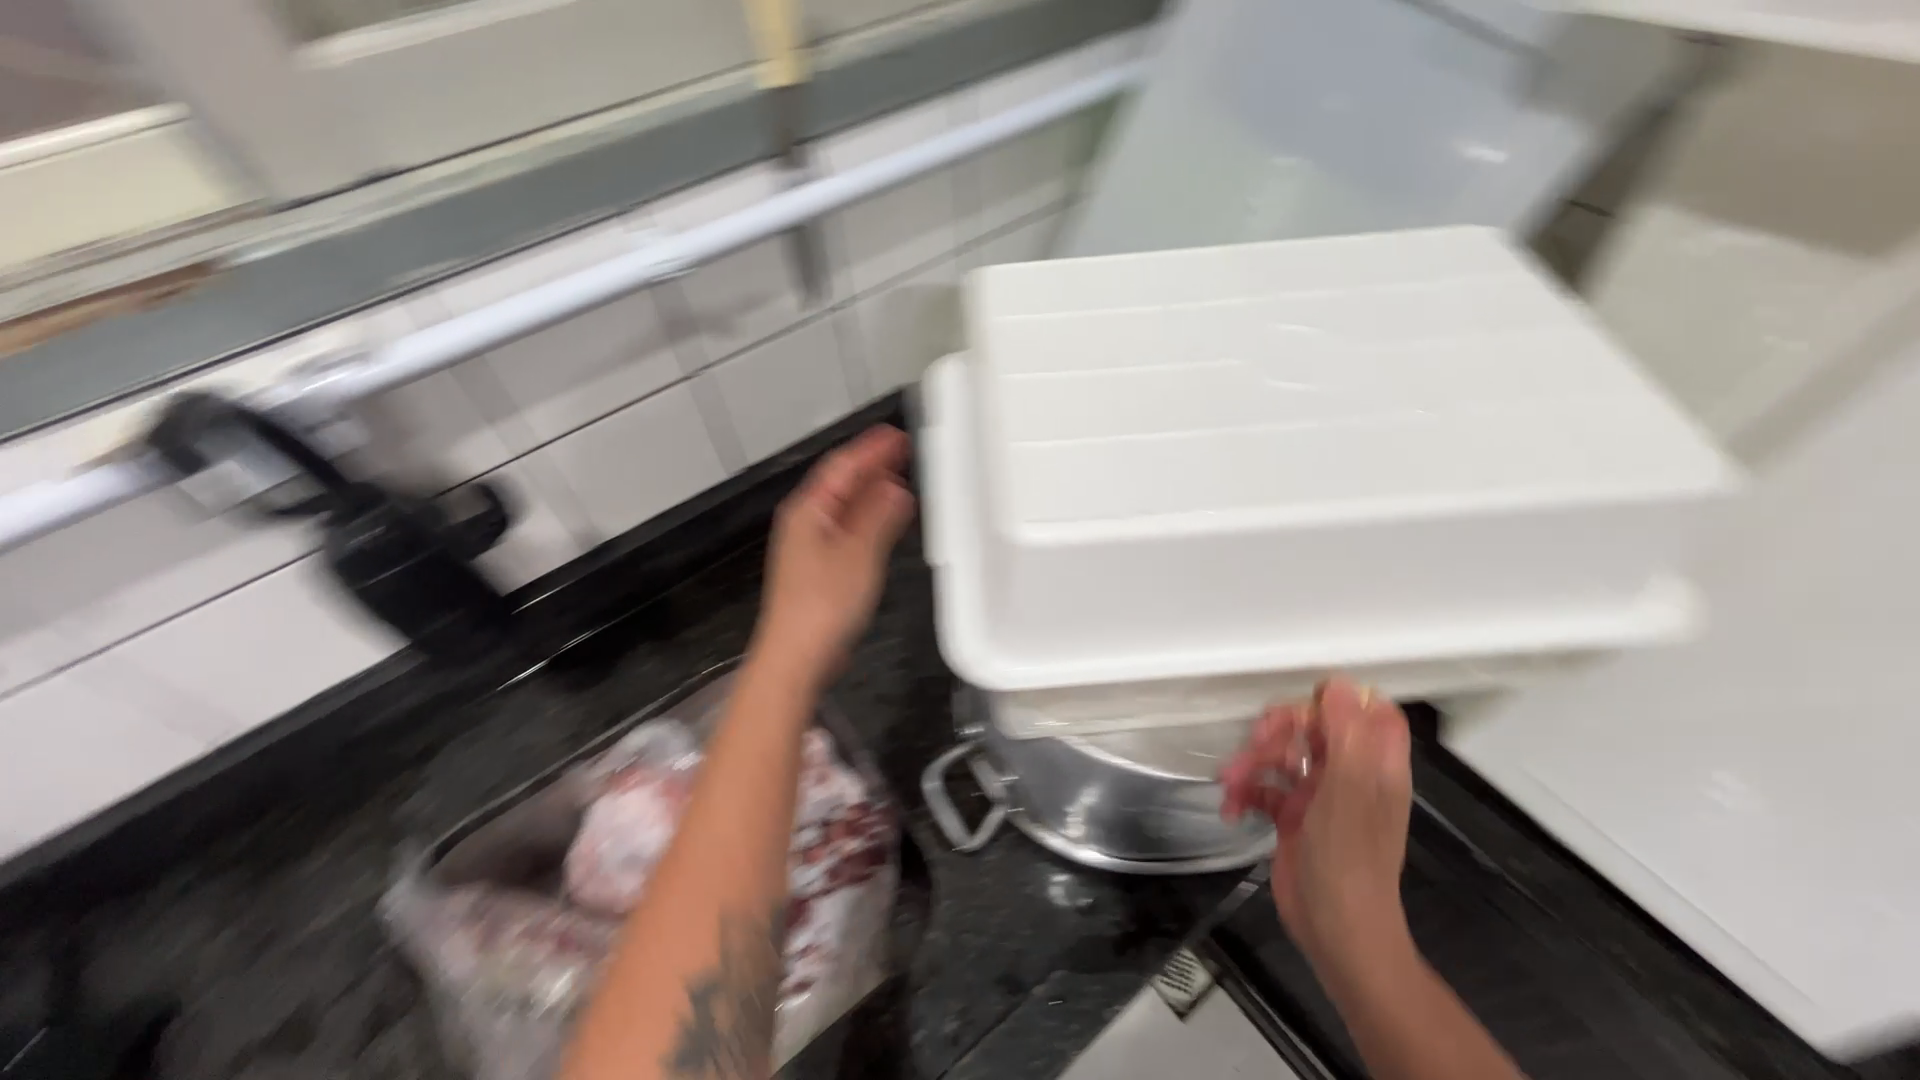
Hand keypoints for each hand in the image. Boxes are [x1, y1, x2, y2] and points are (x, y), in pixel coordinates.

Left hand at [752, 425, 915, 683]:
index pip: (843, 466)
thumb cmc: (822, 604)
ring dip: (872, 491)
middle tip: (903, 450)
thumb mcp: (858, 552)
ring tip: (900, 478)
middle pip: (841, 484)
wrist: (796, 655)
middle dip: (872, 466)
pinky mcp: (820, 569)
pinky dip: (869, 518)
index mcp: (810, 510)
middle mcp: (807, 522)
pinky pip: (847, 530)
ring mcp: (811, 546)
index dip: (871, 449)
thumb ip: (880, 515)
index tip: (896, 435)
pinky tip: (885, 522)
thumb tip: (896, 488)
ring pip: (845, 507)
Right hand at [1222, 677, 1413, 974]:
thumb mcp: (1348, 792)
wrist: (1336, 932)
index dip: (1338, 701)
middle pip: (1313, 727)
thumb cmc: (1349, 862)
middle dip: (1279, 730)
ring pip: (1282, 755)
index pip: (1367, 711)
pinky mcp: (1292, 817)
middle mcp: (1349, 774)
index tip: (1306, 706)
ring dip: (1252, 762)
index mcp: (1374, 765)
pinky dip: (1244, 793)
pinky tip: (1231, 808)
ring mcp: (1320, 796)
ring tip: (1230, 783)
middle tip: (1257, 742)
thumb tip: (1336, 683)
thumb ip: (1346, 735)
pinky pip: (1264, 788)